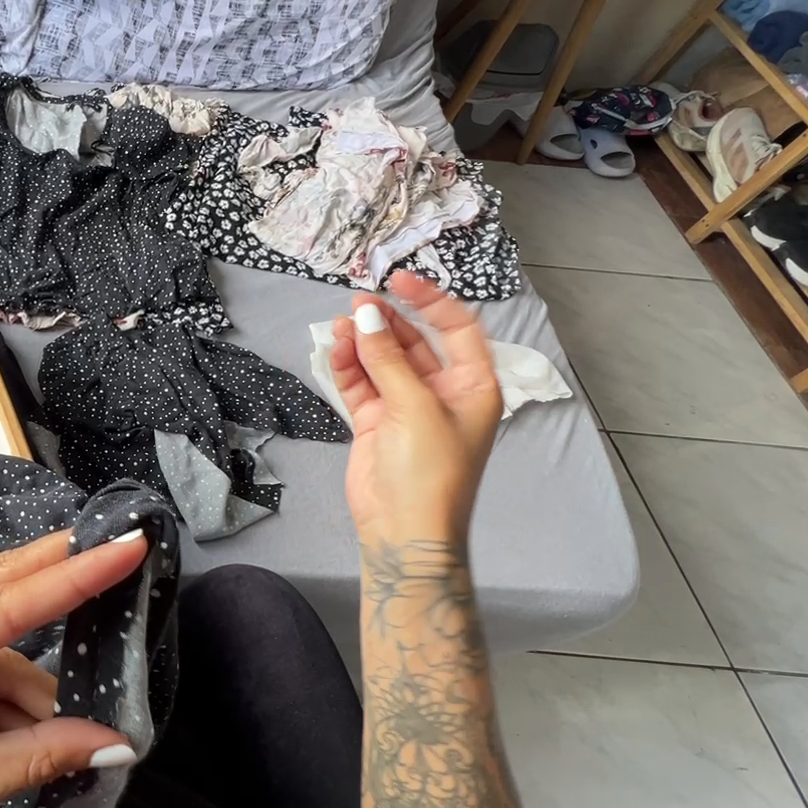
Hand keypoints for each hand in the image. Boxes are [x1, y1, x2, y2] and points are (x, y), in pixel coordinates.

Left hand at [0, 530, 144, 807]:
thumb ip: (31, 758)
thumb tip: (116, 743)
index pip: (0, 604)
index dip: (70, 577)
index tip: (125, 545)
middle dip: (61, 578)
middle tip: (128, 554)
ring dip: (31, 680)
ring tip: (78, 722)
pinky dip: (4, 692)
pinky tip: (34, 727)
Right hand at [329, 271, 501, 545]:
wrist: (402, 525)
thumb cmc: (429, 467)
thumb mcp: (414, 408)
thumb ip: (388, 360)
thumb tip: (363, 315)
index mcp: (472, 385)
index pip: (456, 329)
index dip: (430, 301)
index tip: (397, 281)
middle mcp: (440, 391)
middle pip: (413, 343)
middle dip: (386, 322)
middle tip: (355, 302)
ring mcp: (404, 407)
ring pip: (382, 362)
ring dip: (361, 344)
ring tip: (336, 327)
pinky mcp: (374, 422)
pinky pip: (360, 385)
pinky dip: (347, 368)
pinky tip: (334, 352)